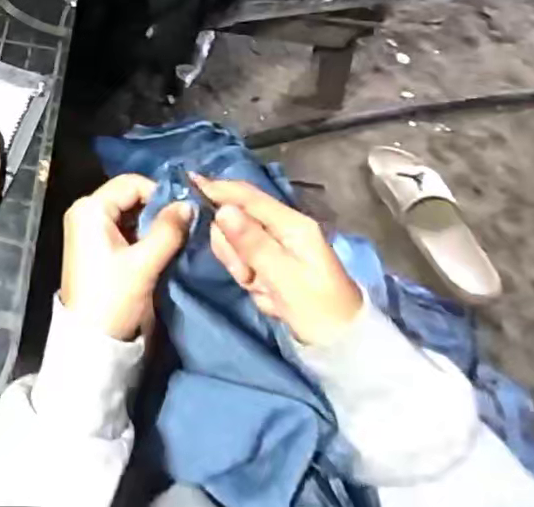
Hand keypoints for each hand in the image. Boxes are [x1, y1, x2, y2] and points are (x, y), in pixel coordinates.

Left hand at [61, 175, 192, 340]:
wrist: (89, 343)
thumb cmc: (113, 299)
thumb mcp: (144, 264)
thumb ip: (168, 231)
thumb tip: (190, 204)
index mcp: (90, 208)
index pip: (132, 183)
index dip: (160, 193)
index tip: (184, 211)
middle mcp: (85, 210)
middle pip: (129, 195)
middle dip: (157, 208)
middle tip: (184, 224)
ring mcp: (87, 227)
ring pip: (128, 211)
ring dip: (151, 222)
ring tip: (175, 237)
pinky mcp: (93, 244)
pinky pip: (122, 227)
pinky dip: (141, 233)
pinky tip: (160, 247)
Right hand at [196, 175, 362, 345]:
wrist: (344, 349)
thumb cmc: (319, 311)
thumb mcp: (284, 278)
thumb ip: (252, 243)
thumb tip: (222, 209)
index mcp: (292, 224)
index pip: (248, 196)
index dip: (219, 188)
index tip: (189, 182)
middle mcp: (284, 228)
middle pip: (238, 219)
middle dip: (233, 248)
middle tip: (246, 277)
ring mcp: (280, 247)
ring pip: (239, 243)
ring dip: (242, 266)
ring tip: (261, 290)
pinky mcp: (274, 265)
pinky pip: (247, 263)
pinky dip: (251, 280)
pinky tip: (268, 297)